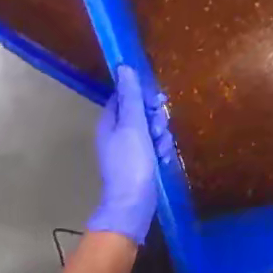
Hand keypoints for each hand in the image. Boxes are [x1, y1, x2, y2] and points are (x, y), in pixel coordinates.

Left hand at [86, 66, 171, 243]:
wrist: (133, 204)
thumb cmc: (131, 163)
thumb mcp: (132, 125)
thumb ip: (130, 97)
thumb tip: (124, 68)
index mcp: (110, 121)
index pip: (125, 96)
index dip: (142, 96)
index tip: (155, 103)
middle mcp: (117, 133)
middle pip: (141, 112)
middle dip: (155, 119)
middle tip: (158, 131)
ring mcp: (129, 149)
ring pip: (151, 130)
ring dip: (161, 136)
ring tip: (161, 149)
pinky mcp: (141, 163)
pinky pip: (155, 148)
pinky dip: (161, 151)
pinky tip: (163, 160)